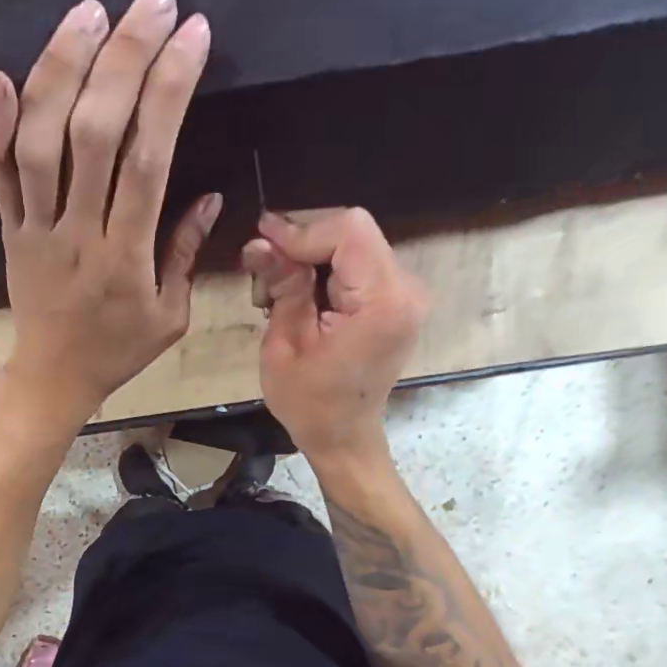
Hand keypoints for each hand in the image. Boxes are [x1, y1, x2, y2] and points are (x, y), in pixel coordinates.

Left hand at [0, 0, 218, 423]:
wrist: (53, 376)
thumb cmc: (119, 349)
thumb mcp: (171, 316)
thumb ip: (184, 253)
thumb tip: (211, 194)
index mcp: (127, 257)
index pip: (148, 160)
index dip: (168, 93)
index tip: (191, 39)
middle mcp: (78, 233)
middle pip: (94, 133)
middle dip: (125, 59)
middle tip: (151, 3)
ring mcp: (34, 227)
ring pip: (38, 140)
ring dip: (62, 69)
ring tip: (91, 14)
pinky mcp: (6, 227)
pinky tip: (4, 73)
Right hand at [243, 208, 427, 463]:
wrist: (344, 437)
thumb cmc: (310, 404)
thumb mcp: (284, 345)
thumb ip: (281, 286)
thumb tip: (261, 240)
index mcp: (383, 304)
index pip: (348, 230)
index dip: (301, 229)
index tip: (262, 242)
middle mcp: (405, 290)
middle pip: (353, 230)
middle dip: (303, 240)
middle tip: (263, 265)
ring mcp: (406, 293)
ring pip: (353, 241)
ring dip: (310, 254)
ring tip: (276, 286)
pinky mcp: (396, 298)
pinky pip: (358, 261)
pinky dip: (325, 266)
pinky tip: (299, 291)